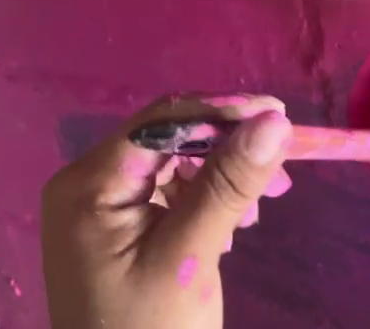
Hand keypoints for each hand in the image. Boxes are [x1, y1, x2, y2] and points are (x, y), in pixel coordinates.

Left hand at [41, 94, 294, 328]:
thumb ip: (228, 184)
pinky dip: (205, 196)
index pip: (161, 122)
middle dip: (226, 145)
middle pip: (167, 138)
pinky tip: (236, 219)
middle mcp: (87, 183)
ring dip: (221, 173)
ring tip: (262, 201)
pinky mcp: (118, 228)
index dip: (221, 111)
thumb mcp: (191, 258)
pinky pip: (167, 191)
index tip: (279, 113)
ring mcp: (100, 207)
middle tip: (282, 163)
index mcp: (88, 184)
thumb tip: (275, 119)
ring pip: (172, 162)